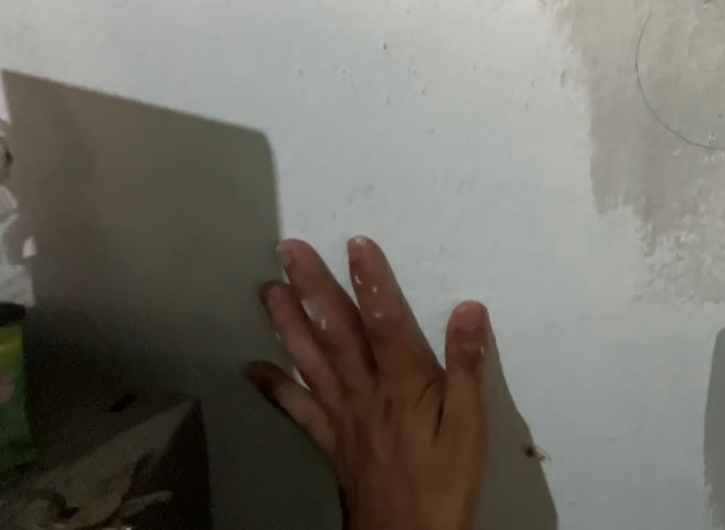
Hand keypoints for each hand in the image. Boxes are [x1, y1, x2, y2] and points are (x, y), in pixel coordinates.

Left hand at [248, 237, 488, 529]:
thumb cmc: (446, 480)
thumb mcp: (470, 424)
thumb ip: (467, 366)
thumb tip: (469, 308)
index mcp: (402, 384)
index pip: (384, 321)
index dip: (371, 281)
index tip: (356, 243)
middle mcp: (364, 393)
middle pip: (336, 333)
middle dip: (313, 288)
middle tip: (289, 251)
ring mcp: (342, 417)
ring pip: (310, 362)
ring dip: (288, 324)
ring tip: (268, 290)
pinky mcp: (330, 442)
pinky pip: (299, 410)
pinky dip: (275, 388)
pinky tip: (255, 369)